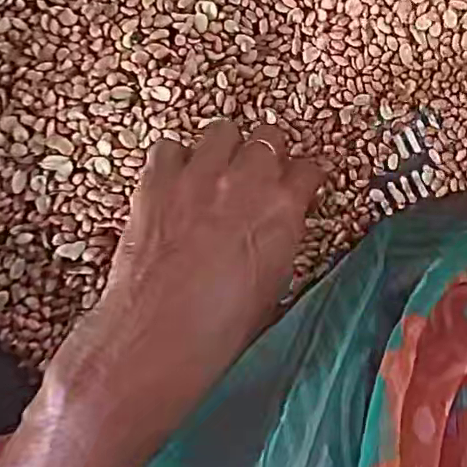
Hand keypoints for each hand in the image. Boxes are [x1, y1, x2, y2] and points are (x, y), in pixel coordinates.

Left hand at [51, 118, 325, 404]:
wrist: (159, 335)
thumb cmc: (221, 325)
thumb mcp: (274, 282)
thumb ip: (281, 238)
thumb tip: (279, 225)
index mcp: (283, 208)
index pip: (308, 170)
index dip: (302, 177)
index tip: (297, 183)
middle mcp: (246, 181)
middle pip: (268, 137)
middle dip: (266, 153)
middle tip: (257, 172)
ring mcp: (200, 175)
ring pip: (221, 131)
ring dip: (223, 148)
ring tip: (215, 168)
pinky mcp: (158, 179)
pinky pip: (169, 148)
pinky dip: (174, 160)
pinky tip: (174, 180)